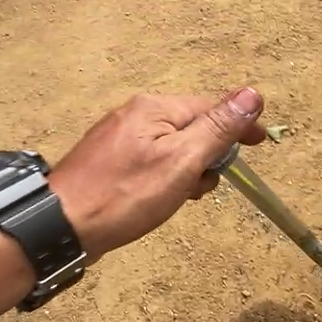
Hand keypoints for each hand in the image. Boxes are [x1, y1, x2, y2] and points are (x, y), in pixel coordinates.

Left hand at [51, 88, 266, 254]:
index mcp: (155, 108)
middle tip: (201, 186)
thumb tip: (252, 94)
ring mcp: (119, 136)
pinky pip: (153, 158)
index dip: (239, 125)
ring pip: (174, 146)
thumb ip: (218, 128)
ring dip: (188, 170)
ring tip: (178, 198)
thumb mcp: (183, 161)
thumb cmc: (127, 194)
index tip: (261, 143)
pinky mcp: (109, 159)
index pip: (211, 108)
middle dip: (209, 155)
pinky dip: (167, 175)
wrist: (60, 227)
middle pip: (192, 126)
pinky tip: (157, 198)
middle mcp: (136, 113)